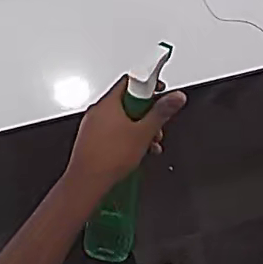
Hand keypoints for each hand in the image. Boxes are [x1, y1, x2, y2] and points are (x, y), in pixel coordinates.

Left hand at [63, 77, 186, 193]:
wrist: (87, 182)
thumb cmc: (108, 158)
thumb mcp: (144, 133)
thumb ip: (161, 112)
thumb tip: (175, 97)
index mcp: (109, 103)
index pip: (130, 81)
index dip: (148, 84)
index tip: (160, 93)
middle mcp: (98, 111)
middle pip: (128, 101)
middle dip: (147, 114)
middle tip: (156, 125)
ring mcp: (93, 126)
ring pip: (121, 118)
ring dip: (138, 128)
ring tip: (148, 143)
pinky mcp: (91, 140)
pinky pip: (112, 131)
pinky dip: (126, 137)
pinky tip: (135, 151)